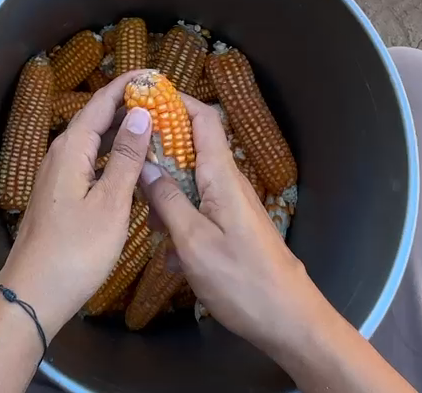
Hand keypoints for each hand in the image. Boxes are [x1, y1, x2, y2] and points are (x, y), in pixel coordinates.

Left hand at [0, 72, 150, 325]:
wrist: (32, 295)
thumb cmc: (75, 250)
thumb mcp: (110, 203)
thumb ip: (126, 157)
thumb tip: (141, 112)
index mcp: (72, 147)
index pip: (102, 102)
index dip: (127, 84)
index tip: (155, 75)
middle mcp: (62, 153)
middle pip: (97, 117)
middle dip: (128, 105)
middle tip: (163, 101)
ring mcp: (59, 174)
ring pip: (94, 140)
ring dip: (122, 131)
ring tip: (154, 126)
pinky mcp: (61, 194)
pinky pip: (90, 160)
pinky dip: (112, 154)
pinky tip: (131, 165)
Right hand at [139, 96, 333, 356]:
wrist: (291, 323)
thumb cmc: (242, 281)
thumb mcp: (194, 242)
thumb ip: (167, 201)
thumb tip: (144, 165)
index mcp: (221, 174)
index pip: (203, 118)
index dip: (176, 101)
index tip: (144, 98)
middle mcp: (228, 181)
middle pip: (191, 148)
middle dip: (159, 154)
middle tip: (129, 166)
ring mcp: (232, 205)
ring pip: (191, 182)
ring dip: (167, 195)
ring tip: (146, 222)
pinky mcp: (233, 227)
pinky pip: (200, 209)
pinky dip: (180, 222)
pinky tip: (169, 256)